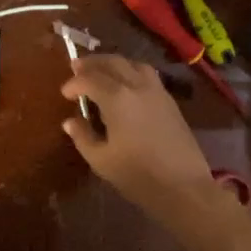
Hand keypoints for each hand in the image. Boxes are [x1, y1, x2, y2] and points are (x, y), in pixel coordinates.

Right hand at [60, 54, 213, 216]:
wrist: (185, 188)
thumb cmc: (139, 176)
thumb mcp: (102, 161)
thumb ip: (83, 137)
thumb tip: (70, 121)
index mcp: (116, 98)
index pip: (89, 79)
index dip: (74, 83)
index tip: (64, 93)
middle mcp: (136, 85)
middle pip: (111, 62)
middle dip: (91, 63)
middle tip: (77, 67)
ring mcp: (156, 90)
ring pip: (131, 63)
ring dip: (113, 63)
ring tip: (102, 71)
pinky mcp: (169, 100)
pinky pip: (146, 73)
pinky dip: (131, 70)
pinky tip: (127, 84)